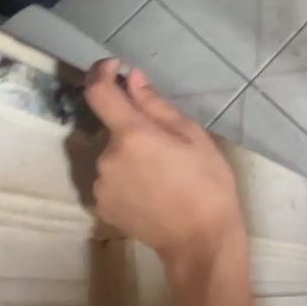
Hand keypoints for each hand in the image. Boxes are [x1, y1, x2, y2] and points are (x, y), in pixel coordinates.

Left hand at [84, 58, 245, 279]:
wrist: (199, 239)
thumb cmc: (207, 181)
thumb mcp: (192, 135)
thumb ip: (156, 105)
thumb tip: (134, 78)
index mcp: (132, 135)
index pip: (99, 92)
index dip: (101, 72)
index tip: (114, 65)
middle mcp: (106, 157)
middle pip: (113, 128)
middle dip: (135, 127)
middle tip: (170, 142)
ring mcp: (100, 185)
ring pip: (113, 154)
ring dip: (131, 152)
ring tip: (165, 169)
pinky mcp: (100, 205)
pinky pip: (111, 177)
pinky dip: (128, 174)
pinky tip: (154, 187)